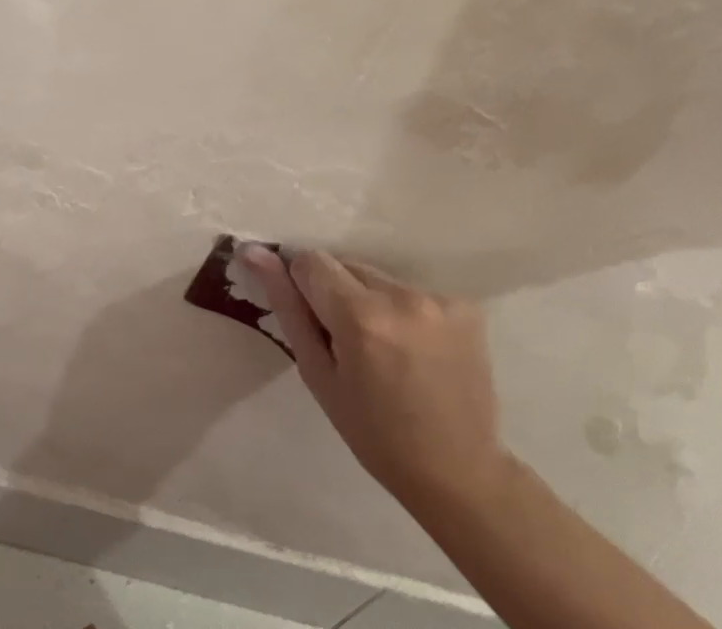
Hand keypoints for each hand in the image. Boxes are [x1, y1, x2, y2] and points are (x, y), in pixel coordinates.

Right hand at [240, 245, 510, 509]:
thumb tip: (255, 254)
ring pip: (378, 278)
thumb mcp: (318, 374)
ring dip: (369, 301)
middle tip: (344, 342)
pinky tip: (413, 349)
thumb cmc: (373, 432)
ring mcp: (441, 299)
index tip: (307, 315)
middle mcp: (403, 296)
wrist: (456, 468)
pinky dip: (402, 312)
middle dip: (335, 293)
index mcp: (361, 317)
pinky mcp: (466, 306)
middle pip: (346, 266)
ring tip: (382, 349)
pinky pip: (411, 292)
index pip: (310, 262)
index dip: (300, 284)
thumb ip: (288, 307)